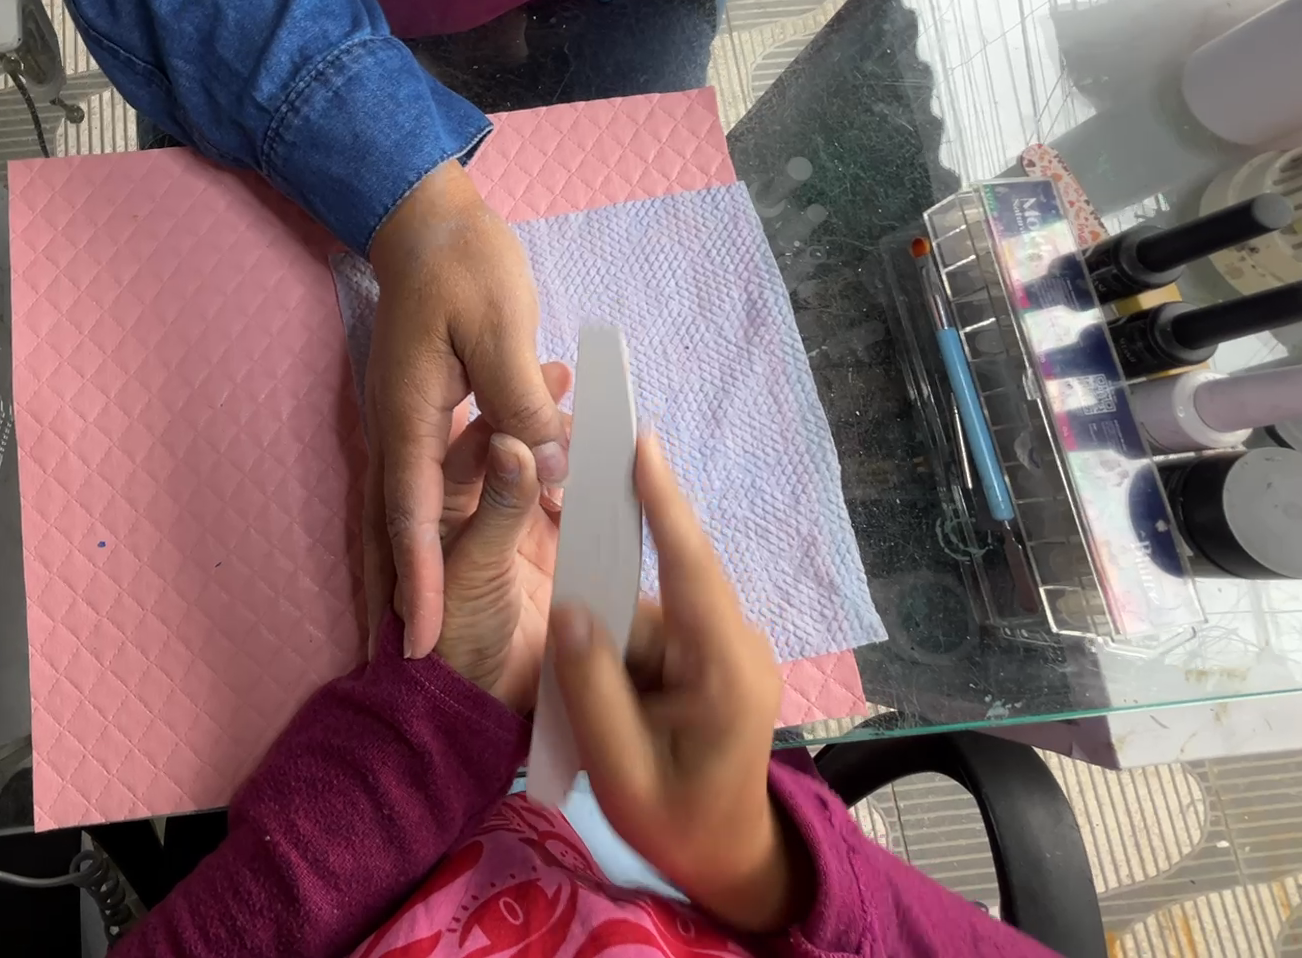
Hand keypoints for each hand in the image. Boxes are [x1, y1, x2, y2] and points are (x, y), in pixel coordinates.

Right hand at [365, 160, 567, 659]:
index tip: (420, 641)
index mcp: (409, 418)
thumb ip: (520, 401)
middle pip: (391, 529)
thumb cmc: (462, 265)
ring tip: (424, 622)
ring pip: (406, 511)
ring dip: (417, 565)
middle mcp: (397, 432)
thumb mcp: (499, 325)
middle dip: (399, 593)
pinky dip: (444, 519)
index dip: (418, 581)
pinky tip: (476, 535)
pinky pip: (431, 481)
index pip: (411, 515)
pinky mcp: (421, 415)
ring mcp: (404, 425)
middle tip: (406, 656)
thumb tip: (548, 467)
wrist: (425, 222)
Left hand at [433, 363, 571, 711]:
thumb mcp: (476, 568)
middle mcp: (477, 507)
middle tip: (573, 378)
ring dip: (569, 449)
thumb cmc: (458, 637)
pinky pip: (575, 512)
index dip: (509, 405)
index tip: (549, 373)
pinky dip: (592, 492)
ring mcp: (517, 528)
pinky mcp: (552, 555)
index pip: (477, 440)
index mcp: (442, 503)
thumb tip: (513, 440)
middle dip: (543, 417)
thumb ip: (497, 507)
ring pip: (545, 474)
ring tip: (599, 419)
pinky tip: (613, 472)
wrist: (485, 705)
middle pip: (515, 449)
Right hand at [548, 434, 808, 934]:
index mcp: (725, 670)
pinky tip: (602, 672)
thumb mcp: (620, 768)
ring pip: (649, 603)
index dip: (665, 505)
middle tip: (576, 535)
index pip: (691, 570)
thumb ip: (592, 688)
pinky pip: (651, 621)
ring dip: (610, 618)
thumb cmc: (677, 821)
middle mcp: (732, 643)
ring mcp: (721, 645)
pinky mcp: (705, 650)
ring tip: (588, 662)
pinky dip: (618, 633)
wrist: (727, 856)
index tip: (644, 445)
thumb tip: (569, 610)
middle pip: (664, 580)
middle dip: (614, 562)